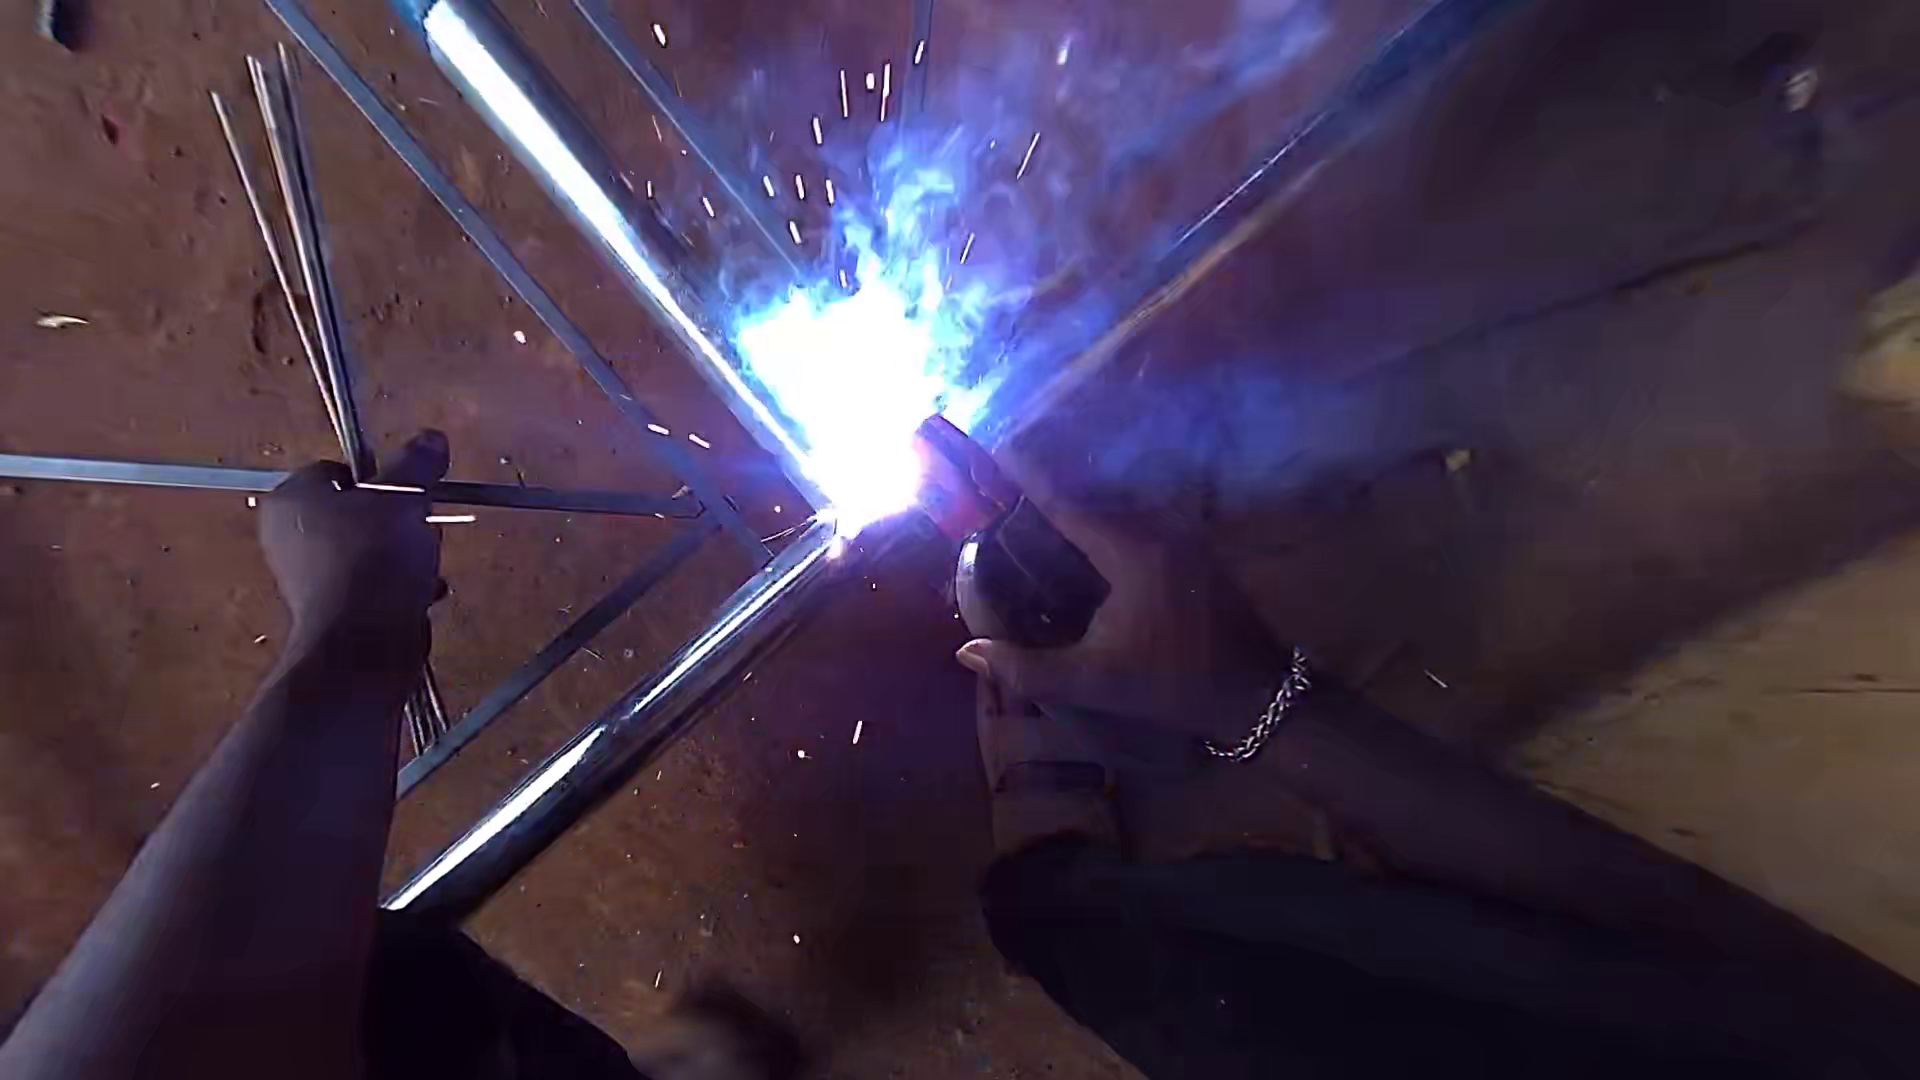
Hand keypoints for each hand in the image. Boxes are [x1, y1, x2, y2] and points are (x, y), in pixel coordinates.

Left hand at [259, 430, 448, 653]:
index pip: (340, 470)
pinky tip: (421, 588)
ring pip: (371, 544)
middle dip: (400, 518)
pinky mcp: (331, 600)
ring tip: (426, 563)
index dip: (382, 478)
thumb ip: (416, 466)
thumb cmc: (376, 556)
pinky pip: (374, 576)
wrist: (366, 634)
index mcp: (292, 498)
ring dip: (407, 550)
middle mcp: (287, 531)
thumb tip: (431, 435)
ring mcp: (306, 569)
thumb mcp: (403, 500)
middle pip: (359, 508)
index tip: (413, 495)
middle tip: (425, 528)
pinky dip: (400, 579)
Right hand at [954, 459, 1289, 743]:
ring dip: (1081, 499)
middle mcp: (1160, 528)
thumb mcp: (1097, 682)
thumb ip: (1028, 668)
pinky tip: (1089, 536)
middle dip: (1051, 484)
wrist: (1260, 694)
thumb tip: (966, 653)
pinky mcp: (1195, 544)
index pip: (1068, 502)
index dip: (1031, 474)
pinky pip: (1141, 513)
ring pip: (1120, 501)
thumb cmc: (1176, 684)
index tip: (1000, 447)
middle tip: (1011, 484)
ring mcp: (1184, 533)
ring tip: (1042, 506)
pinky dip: (1109, 514)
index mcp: (1133, 551)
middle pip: (1093, 492)